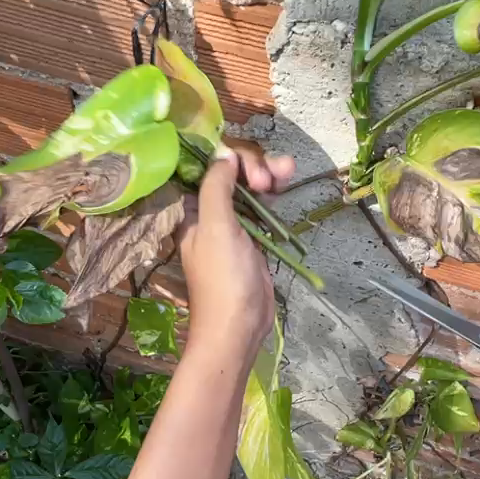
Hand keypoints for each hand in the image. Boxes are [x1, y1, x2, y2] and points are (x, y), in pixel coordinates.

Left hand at [176, 142, 293, 359]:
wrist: (238, 326)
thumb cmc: (223, 279)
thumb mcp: (216, 227)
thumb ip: (217, 187)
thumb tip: (224, 152)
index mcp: (191, 208)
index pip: (206, 165)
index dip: (229, 157)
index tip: (249, 168)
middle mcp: (209, 211)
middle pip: (231, 171)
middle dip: (254, 165)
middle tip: (269, 179)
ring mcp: (232, 223)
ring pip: (249, 185)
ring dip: (268, 172)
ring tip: (288, 171)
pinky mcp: (252, 236)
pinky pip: (262, 204)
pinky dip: (273, 192)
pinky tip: (286, 182)